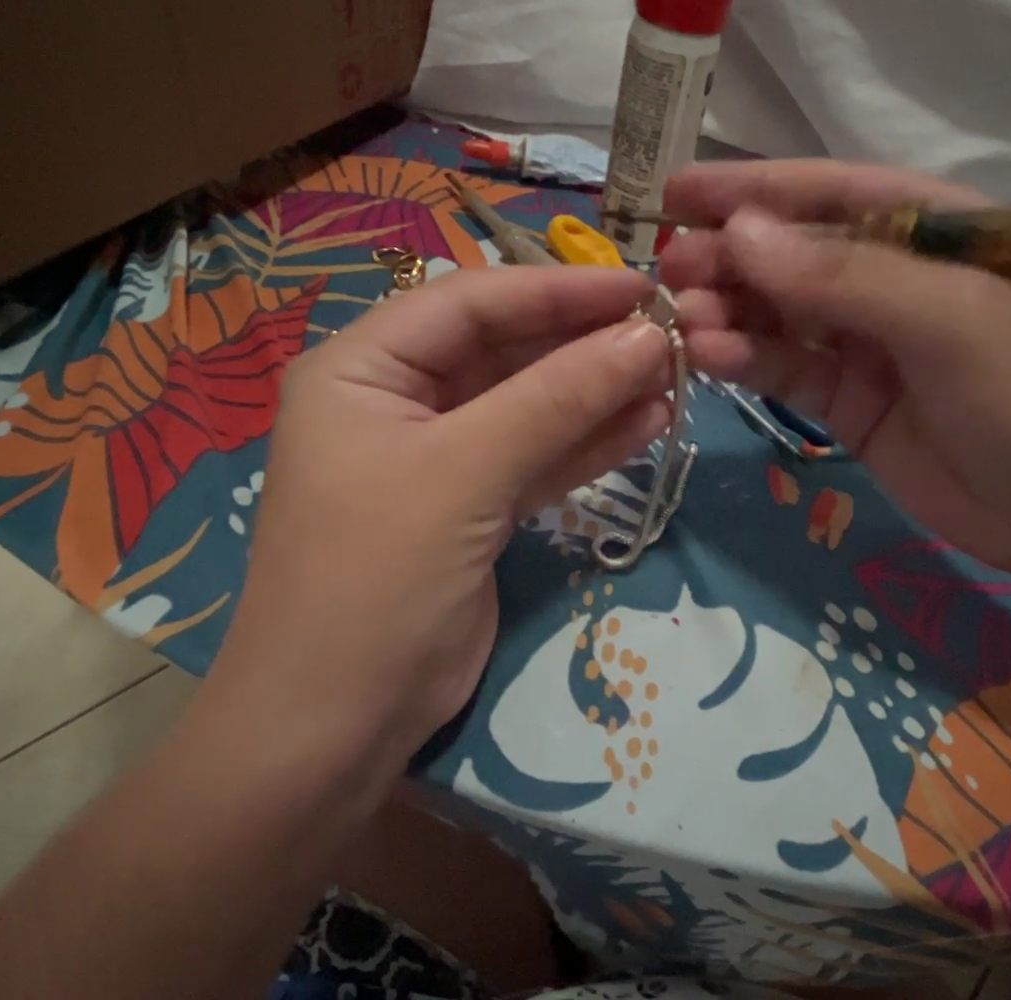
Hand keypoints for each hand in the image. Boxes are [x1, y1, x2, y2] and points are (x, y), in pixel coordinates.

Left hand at [215, 266, 669, 766]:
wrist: (336, 723)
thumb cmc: (376, 578)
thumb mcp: (464, 474)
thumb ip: (556, 400)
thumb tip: (647, 337)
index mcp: (363, 368)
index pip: (472, 301)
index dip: (560, 289)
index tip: (644, 288)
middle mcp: (397, 401)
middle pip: (504, 350)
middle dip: (584, 344)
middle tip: (671, 337)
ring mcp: (438, 459)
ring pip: (529, 407)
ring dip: (597, 394)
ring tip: (674, 379)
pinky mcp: (472, 509)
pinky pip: (537, 460)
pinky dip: (588, 446)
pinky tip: (647, 425)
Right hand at [659, 159, 1010, 574]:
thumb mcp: (949, 319)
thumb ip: (842, 276)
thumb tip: (738, 231)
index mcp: (935, 233)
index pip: (832, 194)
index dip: (754, 188)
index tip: (678, 190)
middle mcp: (895, 281)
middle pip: (795, 255)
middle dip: (730, 256)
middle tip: (666, 267)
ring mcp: (869, 346)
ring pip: (781, 315)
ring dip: (729, 312)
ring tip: (680, 320)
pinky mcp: (850, 404)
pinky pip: (788, 371)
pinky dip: (747, 362)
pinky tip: (710, 359)